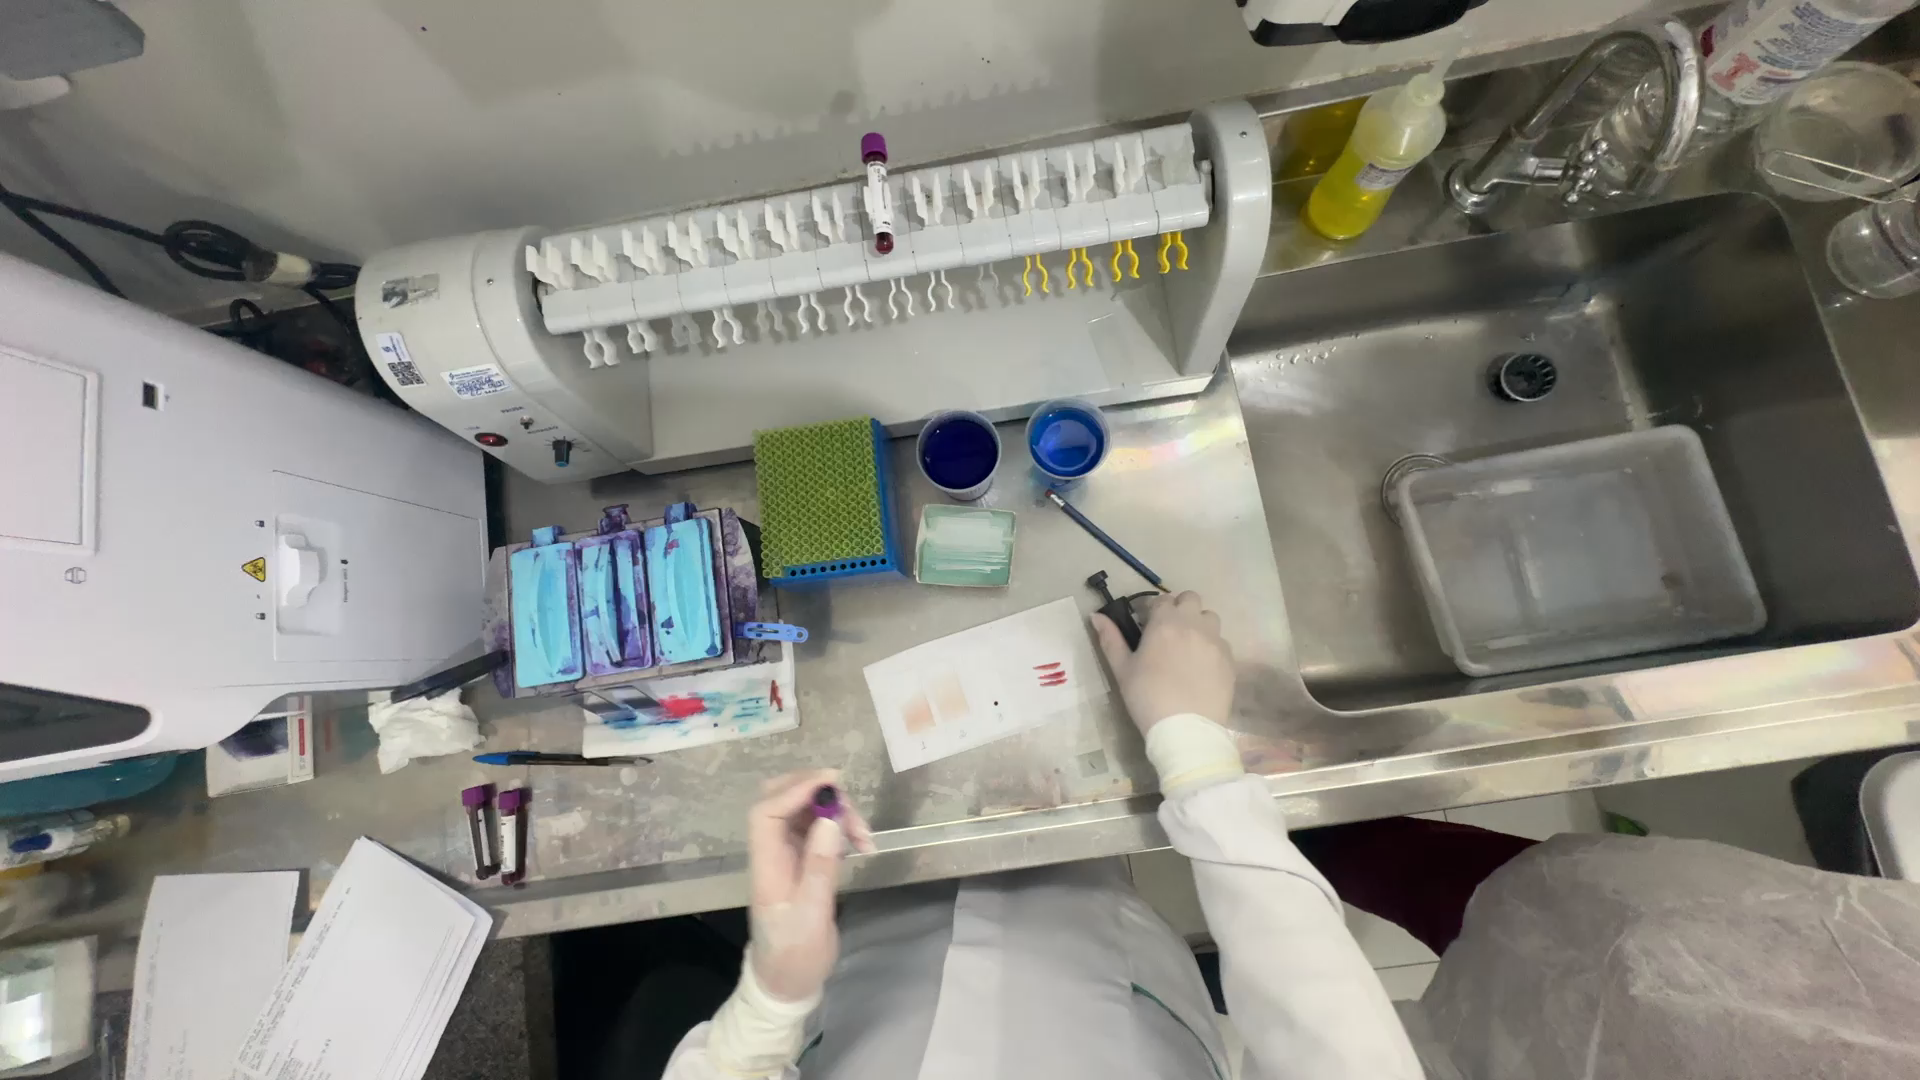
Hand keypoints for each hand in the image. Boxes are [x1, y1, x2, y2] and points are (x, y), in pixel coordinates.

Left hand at [745, 769, 875, 1003]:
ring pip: (806, 809)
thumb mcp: (812, 917)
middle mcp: (772, 851)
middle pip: (782, 799)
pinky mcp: (803, 857)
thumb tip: (829, 820)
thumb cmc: (796, 955)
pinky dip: (840, 826)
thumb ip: (820, 867)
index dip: (796, 790)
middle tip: (849, 807)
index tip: (832, 784)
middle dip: (818, 792)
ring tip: (865, 837)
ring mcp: (787, 852)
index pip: (767, 812)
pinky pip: (819, 825)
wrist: (788, 984)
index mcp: (766, 866)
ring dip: (836, 812)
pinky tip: (860, 844)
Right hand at [1092, 591, 1233, 733]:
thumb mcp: (1122, 668)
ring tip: (1187, 644)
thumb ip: (1110, 638)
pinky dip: (1210, 646)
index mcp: (1165, 623)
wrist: (1185, 729)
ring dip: (1198, 623)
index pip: (1161, 600)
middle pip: (1191, 599)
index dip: (1152, 609)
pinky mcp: (1229, 660)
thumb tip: (1095, 615)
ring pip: (1210, 617)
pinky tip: (1200, 666)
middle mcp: (1193, 624)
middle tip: (1167, 629)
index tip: (1145, 623)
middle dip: (1179, 607)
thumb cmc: (1147, 696)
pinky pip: (1221, 642)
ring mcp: (1215, 641)